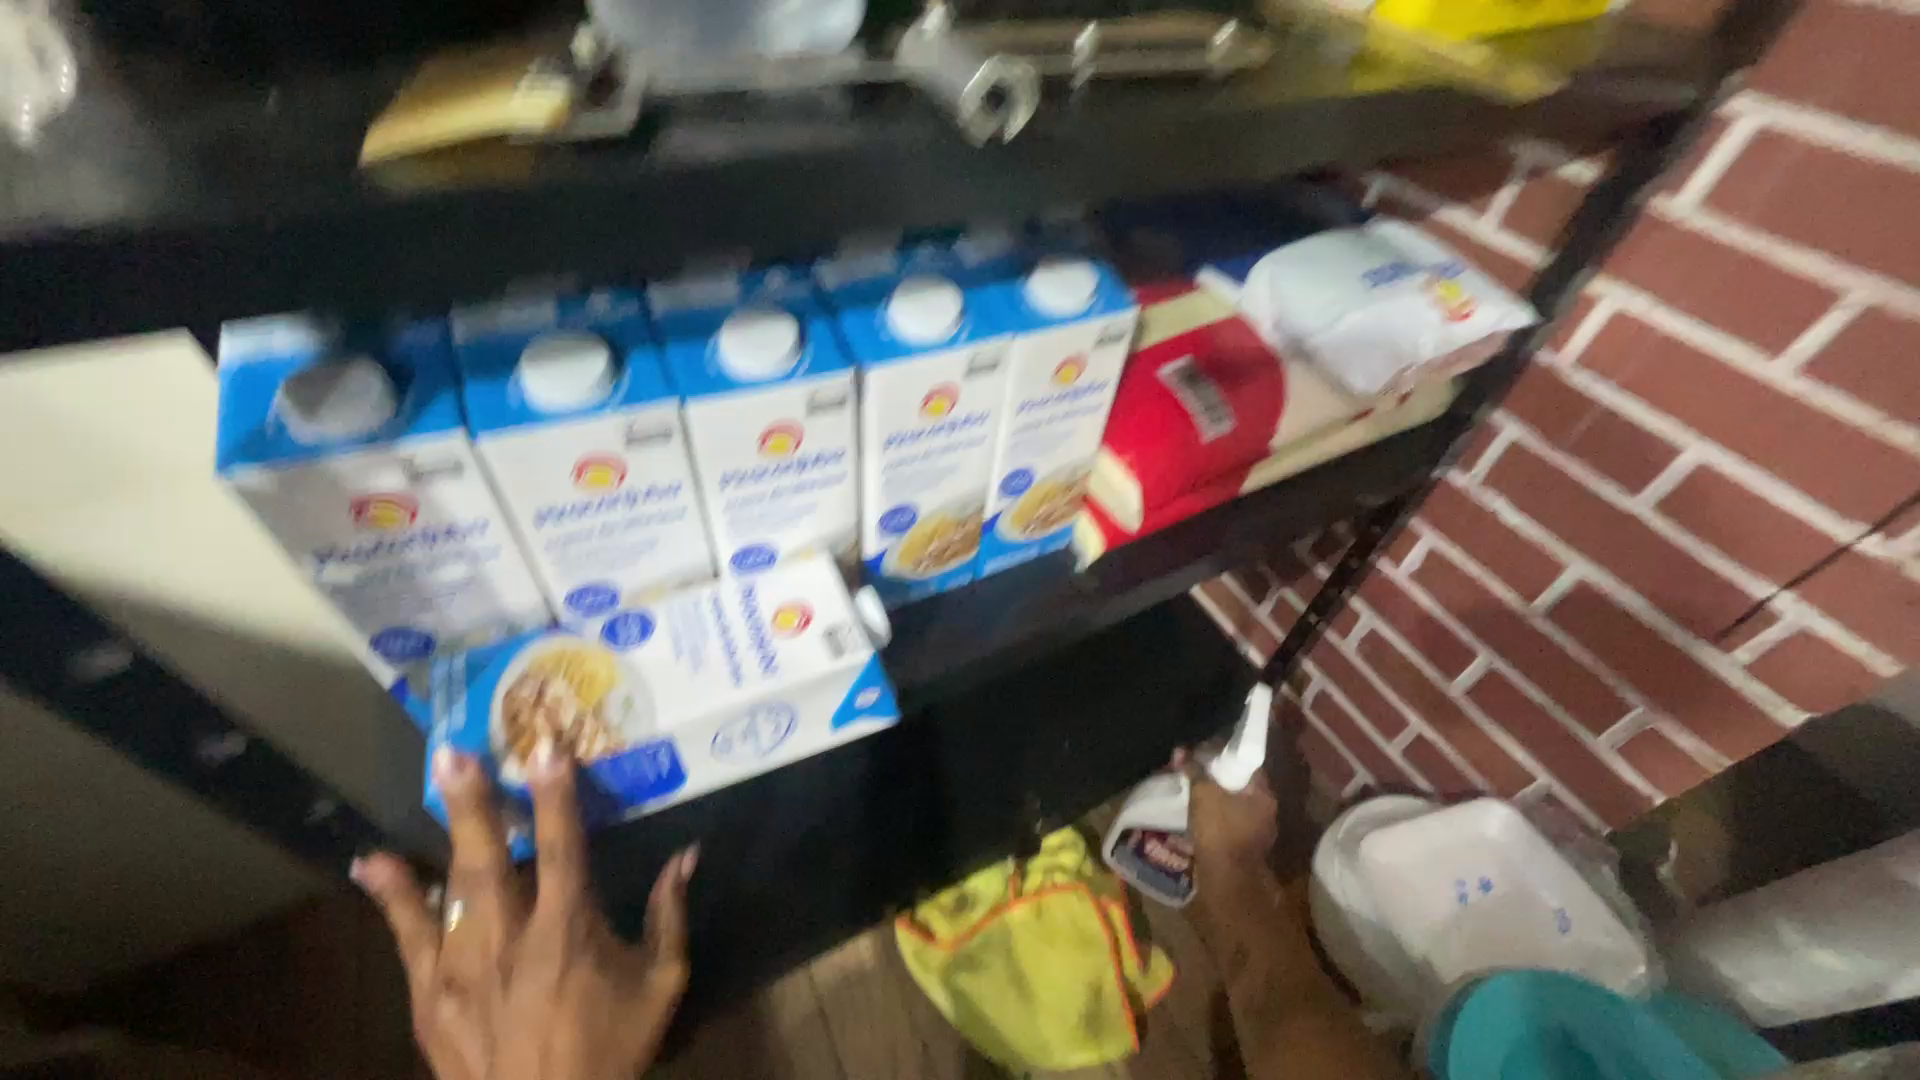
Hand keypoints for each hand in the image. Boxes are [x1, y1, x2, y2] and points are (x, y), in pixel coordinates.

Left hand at [351, 743, 697, 1079]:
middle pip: (490, 860)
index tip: (549, 749)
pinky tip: (372, 863)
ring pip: (450, 886)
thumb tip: (687, 855)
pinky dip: (393, 896)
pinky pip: (408, 936)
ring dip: (444, 829)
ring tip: (434, 777)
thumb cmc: (609, 1049)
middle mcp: (509, 942)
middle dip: (477, 802)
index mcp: (569, 933)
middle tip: (457, 752)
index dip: (557, 797)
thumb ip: (670, 914)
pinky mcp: (428, 999)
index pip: (564, 849)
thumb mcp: (662, 983)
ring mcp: (459, 971)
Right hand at [1171, 747, 1278, 879]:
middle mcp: (1269, 813)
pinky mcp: (1249, 849)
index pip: (1250, 766)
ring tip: (1199, 794)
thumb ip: (1194, 771)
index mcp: (1265, 796)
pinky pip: (1234, 824)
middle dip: (1224, 780)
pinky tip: (1204, 816)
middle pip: (1245, 787)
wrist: (1226, 877)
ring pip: (1239, 807)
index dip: (1230, 757)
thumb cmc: (1219, 829)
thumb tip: (1182, 751)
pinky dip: (1221, 818)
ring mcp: (1261, 833)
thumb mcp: (1202, 793)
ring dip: (1222, 801)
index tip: (1211, 754)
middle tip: (1202, 772)